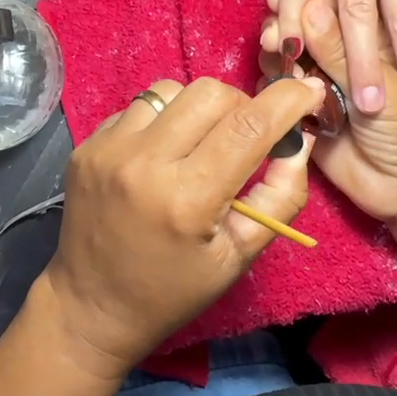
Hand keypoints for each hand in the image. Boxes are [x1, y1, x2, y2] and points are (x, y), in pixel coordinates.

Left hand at [37, 76, 324, 377]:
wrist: (92, 305)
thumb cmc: (174, 290)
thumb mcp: (239, 255)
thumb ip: (280, 196)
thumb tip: (300, 140)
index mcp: (187, 199)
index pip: (248, 127)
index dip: (286, 101)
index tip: (308, 89)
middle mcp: (143, 163)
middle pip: (209, 93)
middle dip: (240, 105)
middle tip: (244, 136)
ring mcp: (108, 149)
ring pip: (171, 90)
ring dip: (197, 110)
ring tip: (196, 147)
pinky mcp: (88, 145)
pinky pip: (138, 107)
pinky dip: (161, 121)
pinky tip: (160, 157)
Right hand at [260, 0, 396, 247]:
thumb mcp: (382, 83)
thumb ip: (341, 49)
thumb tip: (306, 2)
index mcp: (371, 41)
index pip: (333, 9)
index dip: (305, 0)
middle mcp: (344, 59)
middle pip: (303, 31)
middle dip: (284, 26)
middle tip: (273, 32)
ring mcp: (321, 87)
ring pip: (288, 59)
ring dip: (276, 52)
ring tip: (271, 51)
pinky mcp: (304, 117)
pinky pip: (279, 94)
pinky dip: (270, 84)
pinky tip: (269, 81)